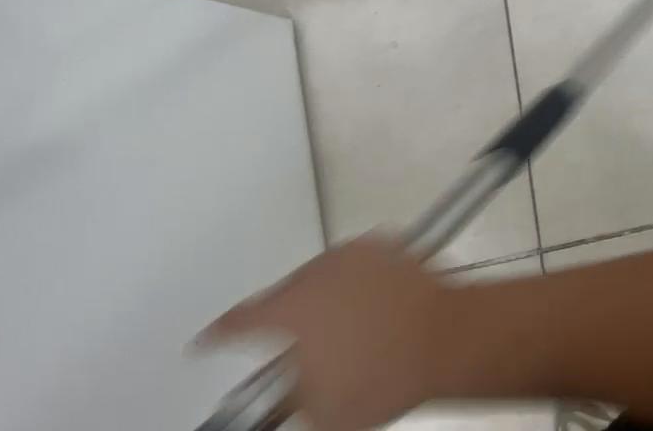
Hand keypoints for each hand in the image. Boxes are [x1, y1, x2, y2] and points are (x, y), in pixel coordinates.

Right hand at [198, 236, 454, 429]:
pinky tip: (372, 307)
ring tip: (345, 331)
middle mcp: (320, 270)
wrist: (446, 337)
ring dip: (324, 297)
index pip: (236, 321)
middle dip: (286, 319)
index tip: (207, 340)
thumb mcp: (315, 407)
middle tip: (298, 349)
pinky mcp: (390, 245)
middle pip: (285, 293)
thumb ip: (284, 396)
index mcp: (290, 307)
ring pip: (324, 275)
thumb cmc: (385, 371)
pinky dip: (358, 281)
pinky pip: (360, 263)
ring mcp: (357, 252)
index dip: (217, 336)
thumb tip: (282, 394)